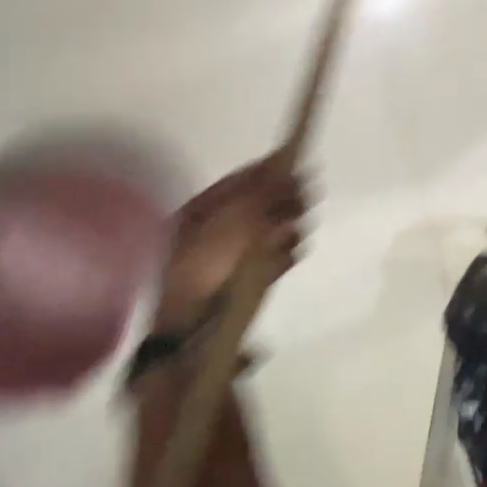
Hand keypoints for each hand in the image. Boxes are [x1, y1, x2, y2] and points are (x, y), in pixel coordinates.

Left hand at [154, 158, 306, 333]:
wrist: (187, 327)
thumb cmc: (201, 265)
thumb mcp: (229, 220)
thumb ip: (259, 190)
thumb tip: (282, 159)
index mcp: (204, 209)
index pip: (245, 179)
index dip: (272, 170)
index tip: (298, 168)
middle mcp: (221, 227)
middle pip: (268, 202)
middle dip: (285, 204)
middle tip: (295, 209)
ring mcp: (236, 253)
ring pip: (279, 228)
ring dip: (289, 230)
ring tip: (284, 240)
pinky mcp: (250, 276)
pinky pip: (279, 256)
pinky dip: (284, 256)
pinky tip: (279, 262)